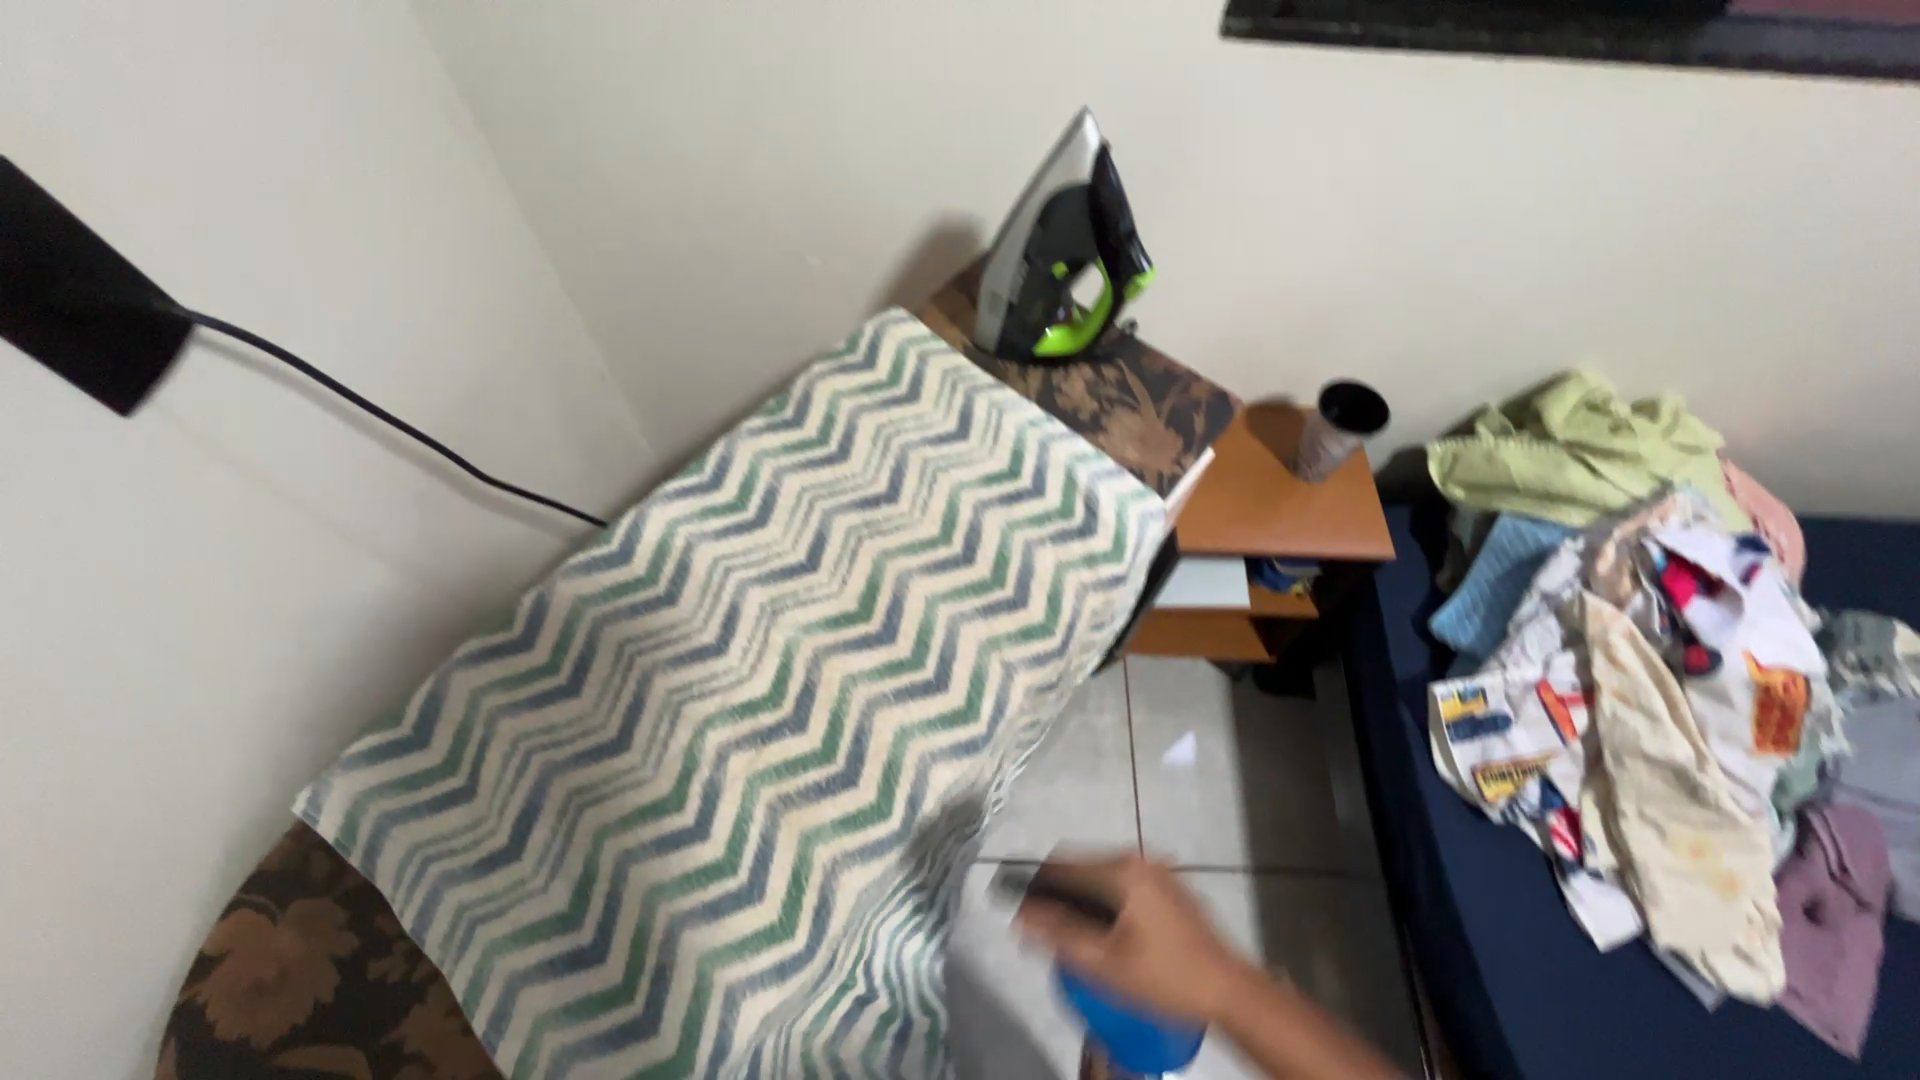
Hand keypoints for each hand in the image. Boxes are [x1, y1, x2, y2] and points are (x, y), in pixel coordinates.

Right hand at [1013, 852, 1262, 1025]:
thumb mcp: (1104, 963)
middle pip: (1081, 866)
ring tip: (1074, 934)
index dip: (1033, 884)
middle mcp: (1138, 859)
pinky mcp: (1170, 884)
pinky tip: (1108, 931)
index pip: (1060, 864)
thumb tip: (1019, 916)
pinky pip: (1123, 882)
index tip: (1017, 907)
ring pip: (1101, 875)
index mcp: (1120, 871)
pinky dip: (1106, 899)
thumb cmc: (1164, 978)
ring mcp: (1158, 869)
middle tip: (1046, 929)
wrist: (1230, 990)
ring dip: (1082, 897)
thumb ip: (1059, 934)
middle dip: (1058, 892)